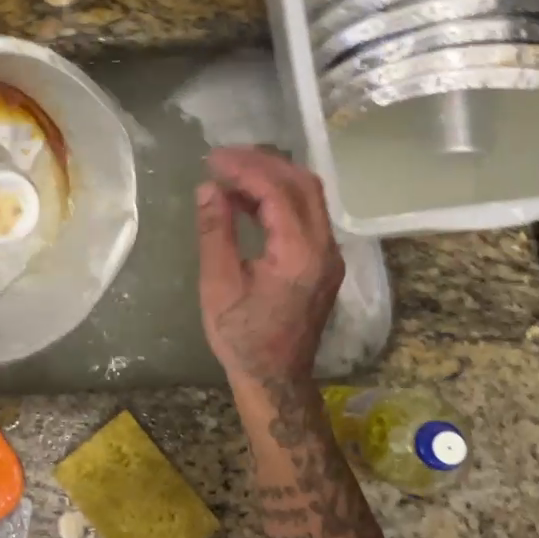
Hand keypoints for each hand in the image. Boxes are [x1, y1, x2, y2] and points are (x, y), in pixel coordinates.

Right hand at [194, 146, 343, 381]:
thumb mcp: (219, 283)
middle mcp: (324, 247)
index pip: (277, 191)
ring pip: (309, 196)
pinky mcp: (324, 261)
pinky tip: (248, 201)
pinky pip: (308, 214)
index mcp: (299, 253)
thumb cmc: (241, 336)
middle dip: (263, 164)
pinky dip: (280, 198)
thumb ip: (216, 231)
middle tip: (223, 158)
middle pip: (302, 184)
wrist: (276, 379)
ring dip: (273, 177)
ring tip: (232, 174)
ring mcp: (329, 254)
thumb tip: (209, 187)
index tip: (212, 159)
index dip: (244, 168)